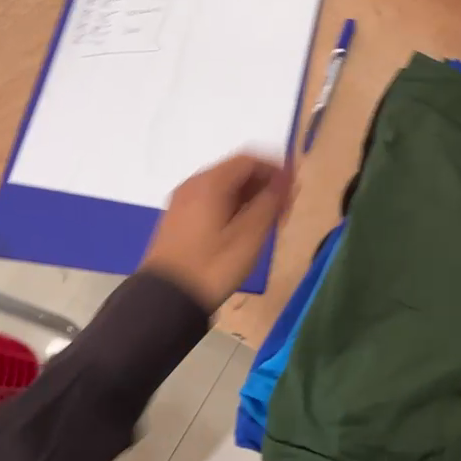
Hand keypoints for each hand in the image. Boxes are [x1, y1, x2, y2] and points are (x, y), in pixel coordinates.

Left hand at [142, 154, 293, 311]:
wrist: (165, 300)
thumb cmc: (214, 266)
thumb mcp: (250, 235)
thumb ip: (270, 201)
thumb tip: (286, 179)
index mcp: (210, 183)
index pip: (249, 160)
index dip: (276, 168)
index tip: (294, 187)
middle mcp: (193, 185)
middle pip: (235, 171)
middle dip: (264, 183)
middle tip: (285, 206)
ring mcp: (182, 201)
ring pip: (224, 187)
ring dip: (250, 196)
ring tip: (269, 220)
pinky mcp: (178, 218)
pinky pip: (211, 200)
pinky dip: (232, 205)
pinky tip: (244, 228)